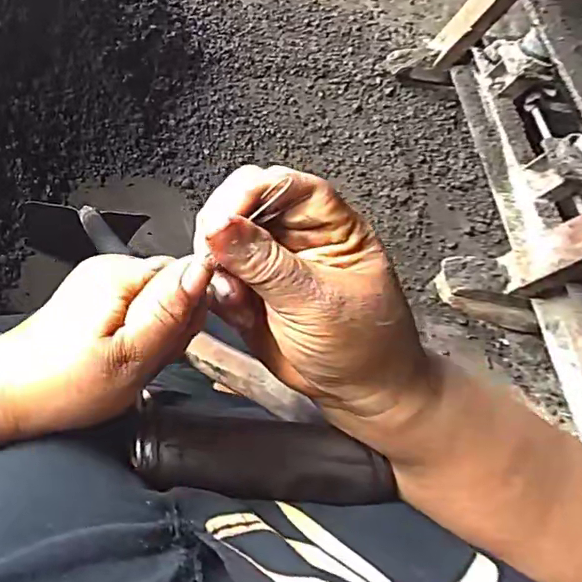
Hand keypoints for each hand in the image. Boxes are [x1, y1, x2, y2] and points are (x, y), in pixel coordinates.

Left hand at [0, 254, 212, 437]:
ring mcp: (101, 283)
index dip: (186, 319)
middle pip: (175, 289)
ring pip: (159, 305)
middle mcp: (110, 269)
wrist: (7, 393)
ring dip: (153, 337)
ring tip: (125, 362)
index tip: (165, 345)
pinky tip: (116, 359)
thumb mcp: (128, 357)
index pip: (189, 277)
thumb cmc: (57, 382)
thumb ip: (170, 313)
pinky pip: (137, 313)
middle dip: (170, 329)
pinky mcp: (95, 299)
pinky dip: (136, 338)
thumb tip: (203, 271)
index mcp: (120, 273)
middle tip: (141, 359)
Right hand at [193, 166, 437, 433]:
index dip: (248, 193)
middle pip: (242, 201)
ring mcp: (268, 258)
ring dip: (217, 264)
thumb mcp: (316, 303)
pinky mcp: (247, 285)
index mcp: (328, 223)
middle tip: (216, 258)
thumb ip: (265, 263)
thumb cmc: (365, 348)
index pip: (282, 184)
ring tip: (238, 298)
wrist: (360, 396)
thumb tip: (220, 225)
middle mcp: (295, 233)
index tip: (222, 219)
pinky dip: (216, 290)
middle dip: (221, 227)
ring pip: (221, 236)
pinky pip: (215, 273)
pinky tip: (239, 312)